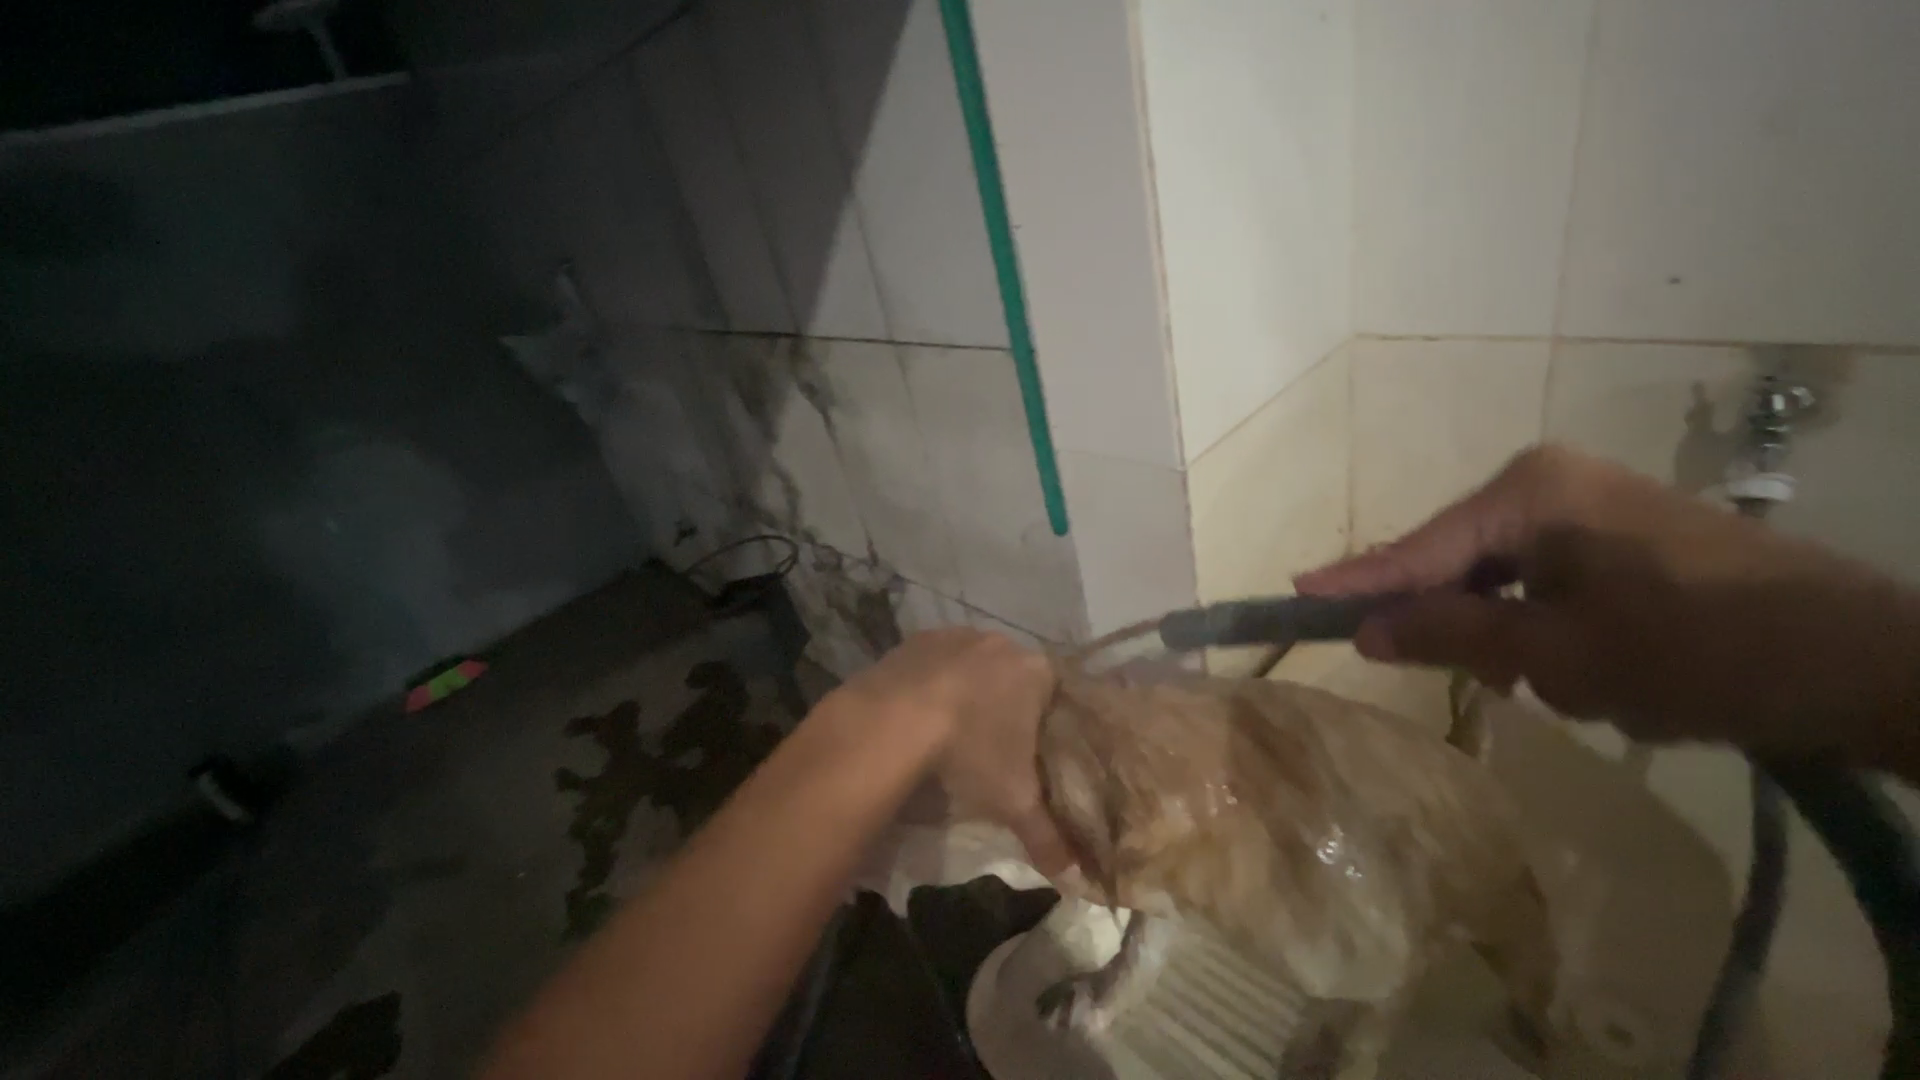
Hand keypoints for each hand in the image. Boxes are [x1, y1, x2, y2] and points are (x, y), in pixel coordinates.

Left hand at [825, 628, 1072, 872]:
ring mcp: (958, 635)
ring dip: (969, 689)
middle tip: (993, 744)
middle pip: (1014, 675)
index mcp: (1037, 672)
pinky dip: (934, 680)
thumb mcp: (1013, 801)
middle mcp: (1002, 643)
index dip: (1045, 722)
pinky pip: (936, 660)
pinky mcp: (918, 638)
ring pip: (974, 664)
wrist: (895, 719)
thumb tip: (1076, 880)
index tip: (1031, 750)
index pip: (1055, 694)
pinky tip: (923, 712)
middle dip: (1006, 705)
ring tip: (955, 728)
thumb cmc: (970, 751)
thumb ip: (1048, 836)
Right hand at [1297, 445, 1919, 762]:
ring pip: (1501, 579)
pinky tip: (1592, 668)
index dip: (1357, 581)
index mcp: (1528, 493)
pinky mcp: (1621, 535)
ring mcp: (1589, 505)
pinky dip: (1547, 628)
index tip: (1292, 594)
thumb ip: (1449, 634)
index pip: (1418, 549)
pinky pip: (1543, 582)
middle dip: (1459, 622)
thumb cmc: (1693, 651)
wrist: (1865, 663)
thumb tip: (1365, 630)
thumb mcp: (1554, 654)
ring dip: (1512, 634)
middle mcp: (1550, 484)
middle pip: (1457, 561)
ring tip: (1567, 684)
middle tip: (1479, 678)